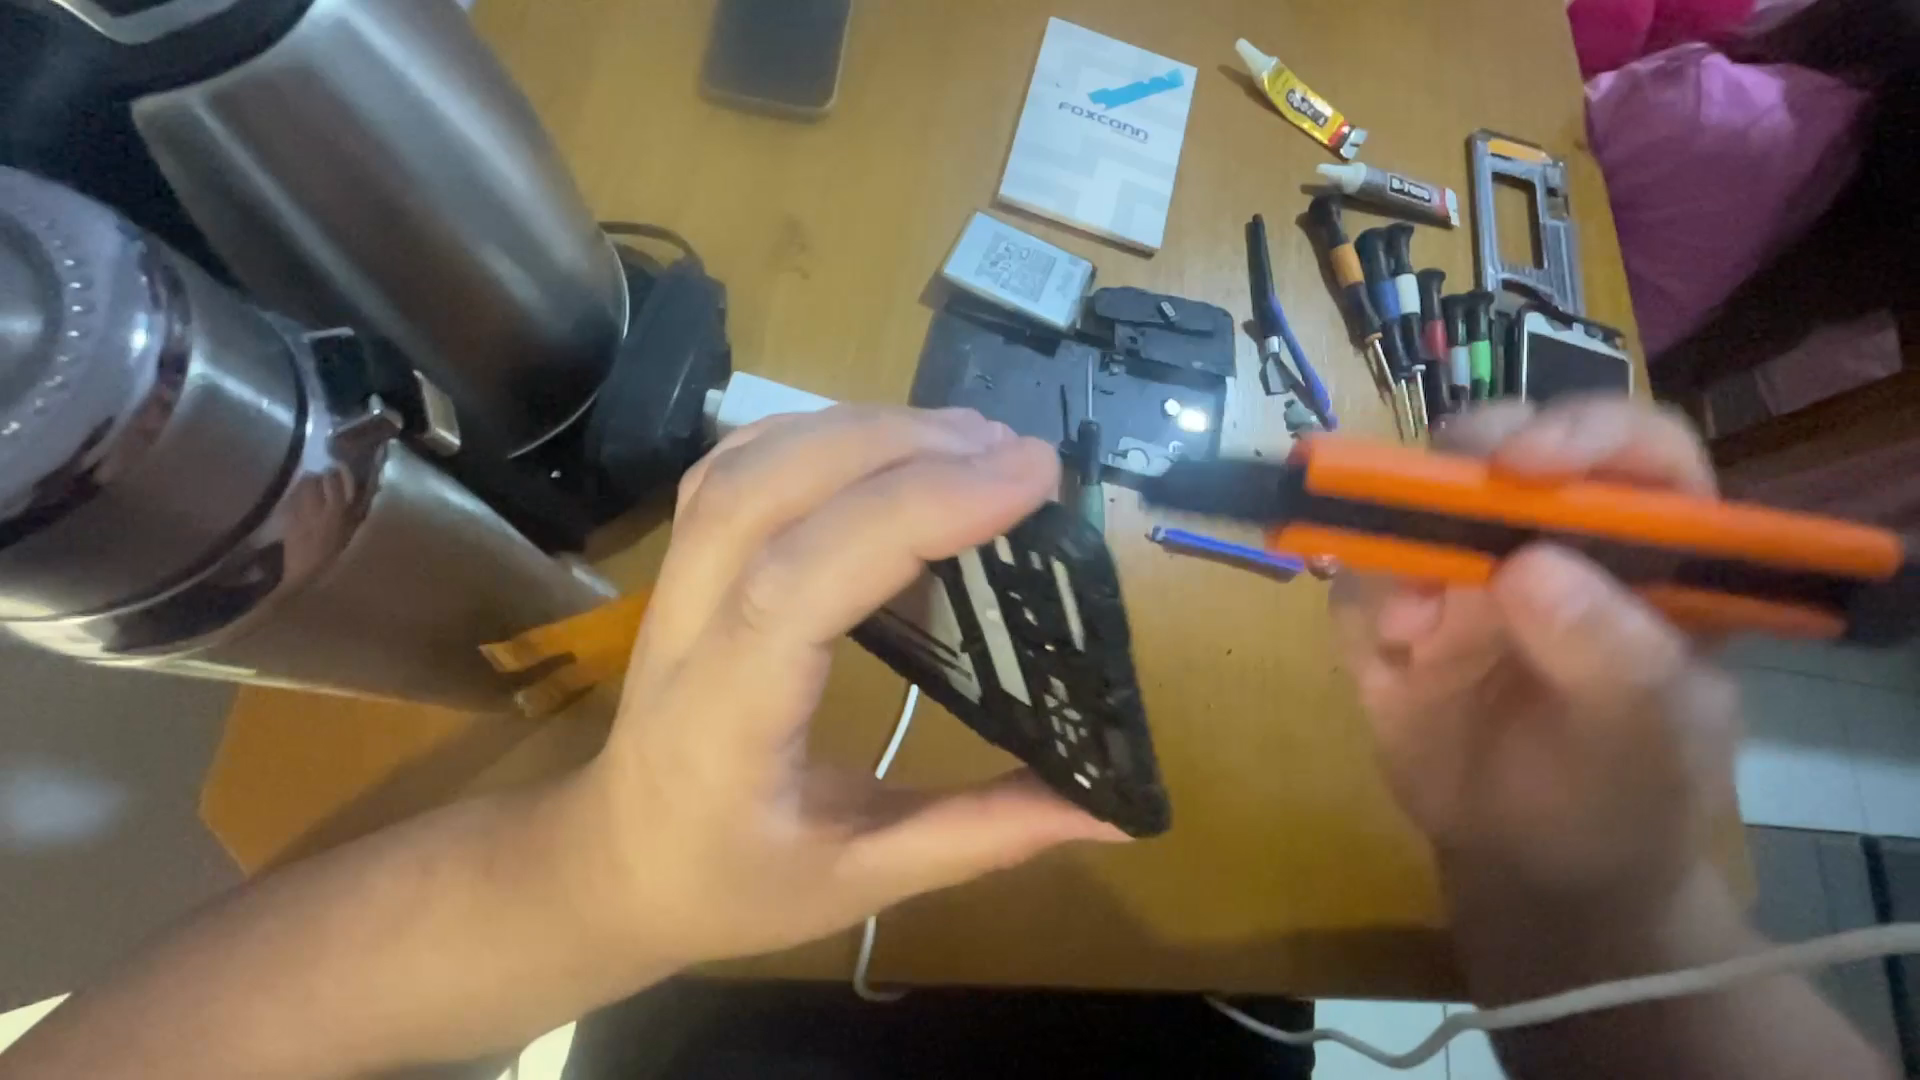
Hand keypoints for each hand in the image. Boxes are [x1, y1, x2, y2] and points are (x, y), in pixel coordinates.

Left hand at [571, 406, 1125, 971]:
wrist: (615, 861)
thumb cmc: (726, 882)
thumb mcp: (857, 881)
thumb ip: (980, 834)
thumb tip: (1108, 812)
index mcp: (723, 721)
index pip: (802, 586)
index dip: (914, 514)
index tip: (1025, 481)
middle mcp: (683, 630)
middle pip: (771, 494)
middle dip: (903, 452)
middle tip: (1018, 453)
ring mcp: (672, 581)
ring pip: (751, 464)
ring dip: (867, 430)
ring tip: (971, 437)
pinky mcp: (685, 558)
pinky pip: (738, 465)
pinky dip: (818, 432)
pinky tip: (885, 438)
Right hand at [1330, 399, 1740, 915]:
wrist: (1526, 865)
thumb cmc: (1618, 800)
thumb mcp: (1646, 741)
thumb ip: (1613, 655)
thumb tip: (1530, 564)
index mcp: (1645, 552)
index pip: (1629, 453)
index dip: (1578, 431)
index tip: (1521, 467)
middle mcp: (1545, 545)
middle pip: (1496, 454)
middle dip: (1450, 466)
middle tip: (1416, 506)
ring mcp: (1458, 576)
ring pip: (1402, 511)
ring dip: (1389, 553)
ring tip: (1407, 634)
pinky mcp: (1390, 614)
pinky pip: (1353, 582)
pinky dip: (1358, 612)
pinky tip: (1386, 666)